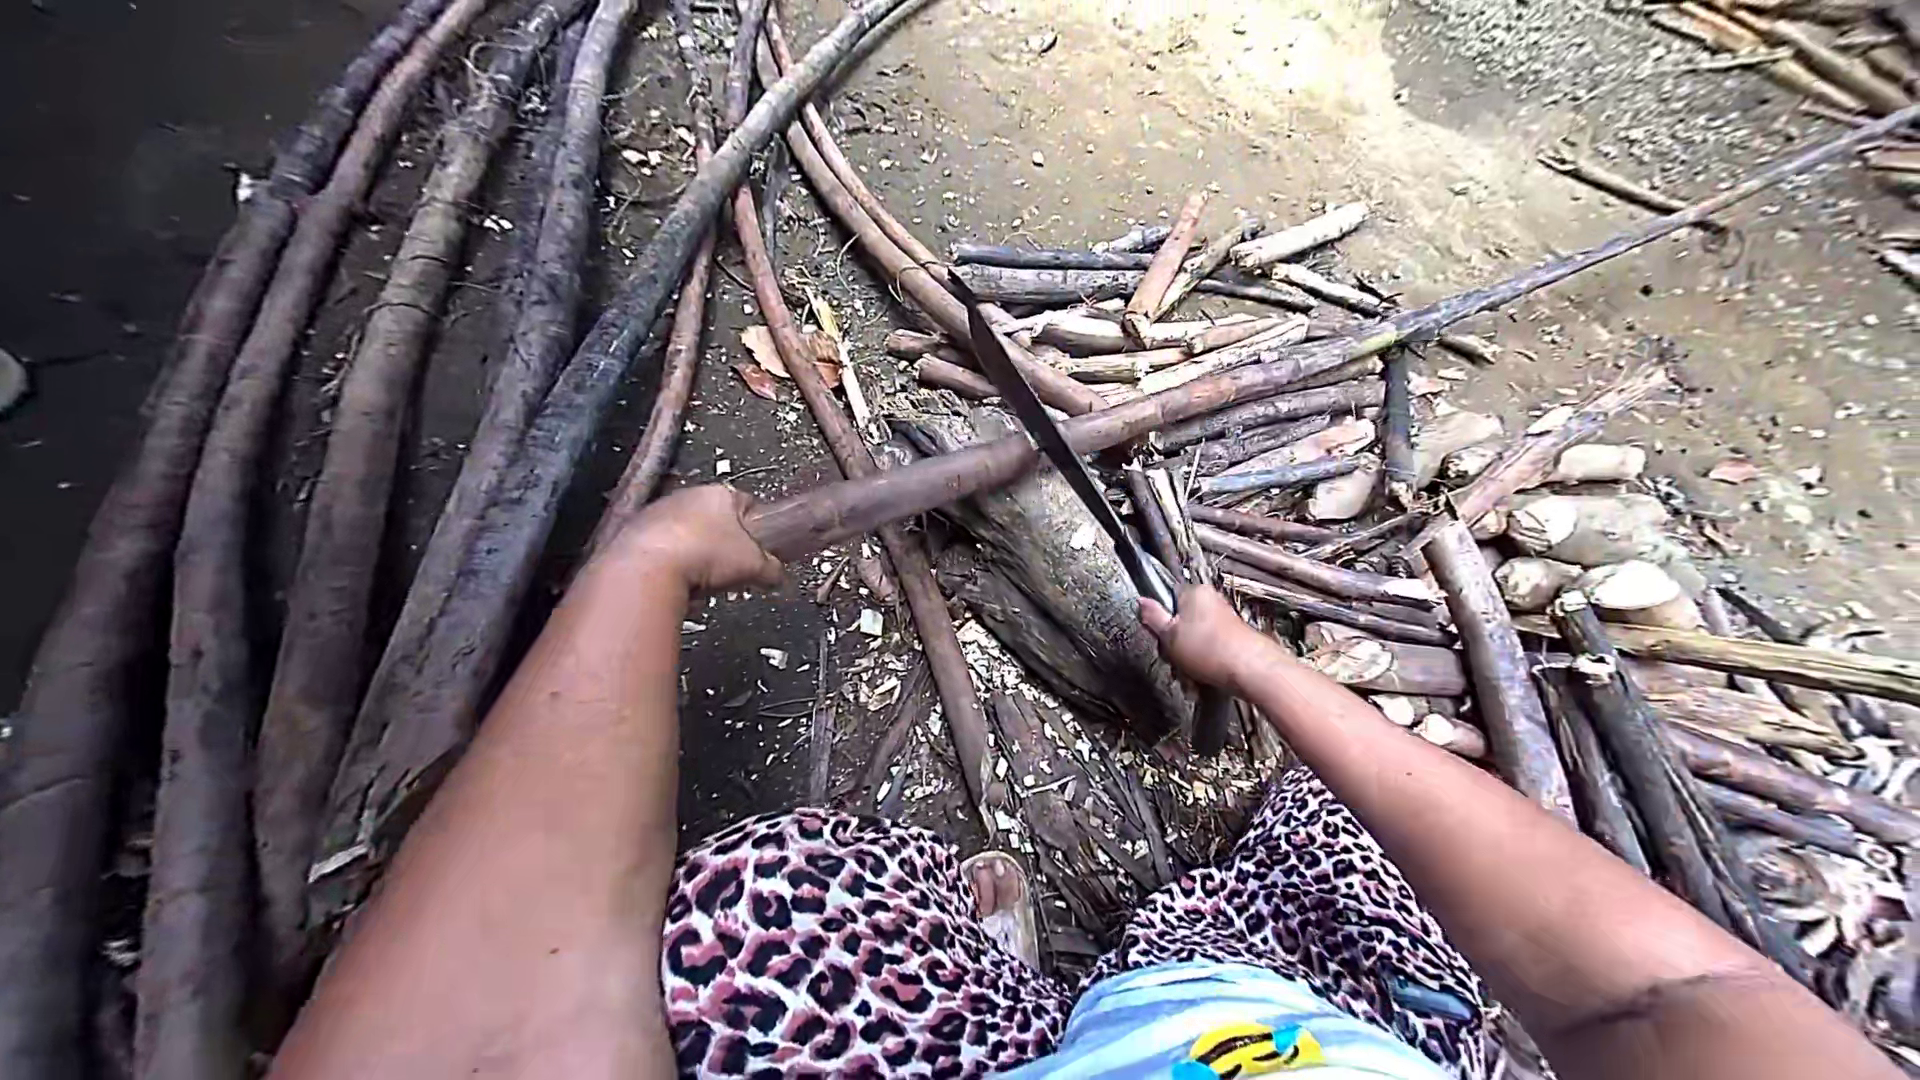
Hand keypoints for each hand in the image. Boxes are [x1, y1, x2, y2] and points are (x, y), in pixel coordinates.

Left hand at [610, 485, 783, 591]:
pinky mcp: (633, 532)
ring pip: (685, 532)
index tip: (757, 546)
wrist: (648, 570)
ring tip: (702, 579)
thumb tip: (778, 575)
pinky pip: (660, 547)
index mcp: (720, 494)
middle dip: (722, 541)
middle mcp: (687, 495)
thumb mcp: (755, 566)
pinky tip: (676, 581)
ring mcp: (657, 511)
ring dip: (694, 552)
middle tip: (731, 568)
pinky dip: (669, 562)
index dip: (755, 526)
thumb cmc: (703, 555)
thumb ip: (772, 568)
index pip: (746, 503)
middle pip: (714, 517)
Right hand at [1138, 584, 1277, 692]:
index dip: (1159, 620)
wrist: (1252, 672)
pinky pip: (1210, 651)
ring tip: (1189, 675)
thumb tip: (1141, 602)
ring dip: (1188, 660)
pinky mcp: (1235, 640)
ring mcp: (1225, 621)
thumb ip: (1152, 617)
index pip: (1166, 598)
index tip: (1159, 635)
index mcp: (1195, 592)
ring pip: (1194, 639)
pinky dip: (1204, 665)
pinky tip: (1202, 680)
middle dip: (1175, 645)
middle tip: (1173, 658)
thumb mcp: (1169, 636)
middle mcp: (1212, 602)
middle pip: (1180, 621)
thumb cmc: (1212, 651)